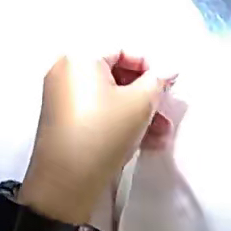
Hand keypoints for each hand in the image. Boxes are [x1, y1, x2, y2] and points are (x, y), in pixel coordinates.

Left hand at [22, 51, 171, 223]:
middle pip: (116, 70)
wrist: (65, 184)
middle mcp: (66, 69)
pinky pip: (98, 108)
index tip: (168, 84)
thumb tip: (168, 69)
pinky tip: (145, 140)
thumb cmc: (102, 135)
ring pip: (109, 93)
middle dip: (146, 91)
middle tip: (165, 107)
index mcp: (80, 56)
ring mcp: (61, 94)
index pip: (123, 47)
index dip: (151, 64)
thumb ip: (158, 80)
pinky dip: (120, 118)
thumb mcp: (140, 104)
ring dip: (138, 109)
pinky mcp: (63, 118)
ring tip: (161, 132)